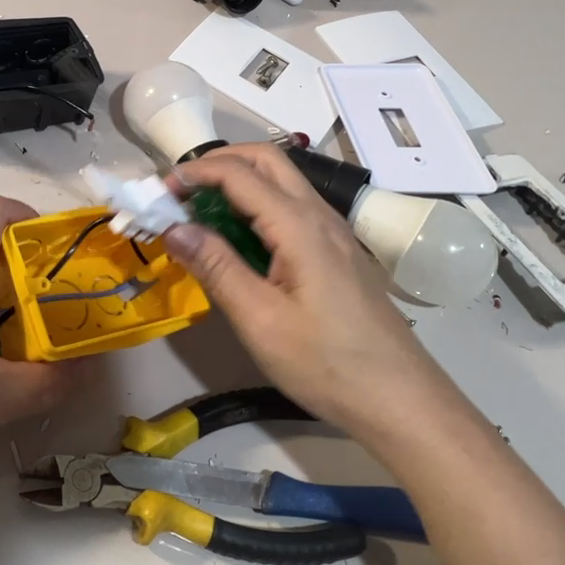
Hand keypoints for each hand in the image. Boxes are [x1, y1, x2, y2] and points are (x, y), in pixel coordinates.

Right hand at [161, 144, 447, 432]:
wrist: (404, 403)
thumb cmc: (327, 364)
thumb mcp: (260, 321)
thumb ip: (216, 267)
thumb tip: (173, 227)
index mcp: (299, 225)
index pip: (238, 173)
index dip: (194, 173)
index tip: (159, 195)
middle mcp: (319, 216)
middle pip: (265, 160)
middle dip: (217, 164)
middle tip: (181, 193)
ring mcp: (333, 232)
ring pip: (281, 181)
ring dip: (238, 182)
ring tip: (201, 215)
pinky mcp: (337, 252)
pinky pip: (291, 207)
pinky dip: (256, 205)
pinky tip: (239, 243)